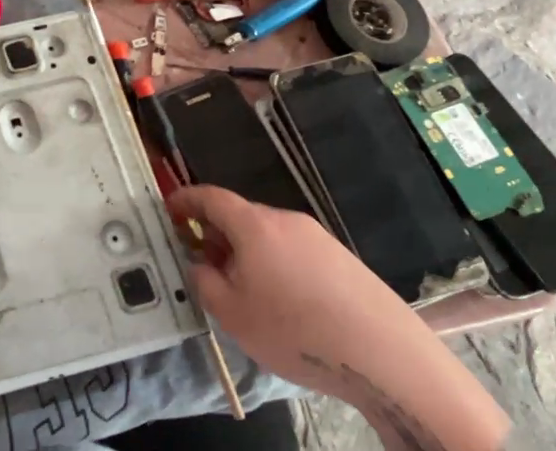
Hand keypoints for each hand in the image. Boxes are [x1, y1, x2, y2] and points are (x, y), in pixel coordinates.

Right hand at [170, 185, 509, 450]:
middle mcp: (287, 222)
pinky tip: (287, 306)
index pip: (210, 197)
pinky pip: (297, 254)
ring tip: (247, 294)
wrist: (387, 357)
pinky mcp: (345, 261)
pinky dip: (279, 267)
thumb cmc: (297, 332)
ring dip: (249, 254)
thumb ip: (204, 282)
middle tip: (206, 266)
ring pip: (270, 238)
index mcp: (254, 225)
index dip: (185, 200)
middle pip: (241, 217)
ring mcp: (320, 239)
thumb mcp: (232, 315)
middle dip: (217, 236)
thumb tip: (202, 266)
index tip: (169, 210)